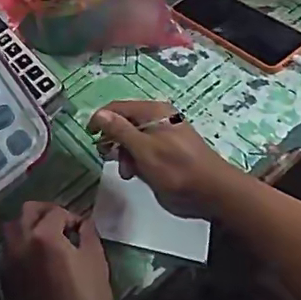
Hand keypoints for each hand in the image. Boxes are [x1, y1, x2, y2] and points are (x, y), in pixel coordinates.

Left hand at [3, 202, 112, 299]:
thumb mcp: (97, 265)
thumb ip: (89, 236)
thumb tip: (83, 224)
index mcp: (43, 236)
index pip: (55, 212)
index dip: (71, 217)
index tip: (82, 230)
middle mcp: (20, 244)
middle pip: (26, 212)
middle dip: (45, 212)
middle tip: (62, 223)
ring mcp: (9, 263)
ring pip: (12, 230)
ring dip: (28, 226)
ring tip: (48, 239)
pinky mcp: (6, 281)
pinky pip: (9, 252)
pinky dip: (22, 246)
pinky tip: (39, 260)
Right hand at [88, 101, 248, 220]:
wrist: (211, 192)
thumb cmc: (176, 169)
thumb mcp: (143, 149)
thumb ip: (120, 130)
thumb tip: (99, 113)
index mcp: (153, 111)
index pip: (117, 108)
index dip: (100, 120)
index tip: (89, 138)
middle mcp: (157, 119)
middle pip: (124, 123)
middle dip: (114, 141)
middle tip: (108, 158)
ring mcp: (163, 136)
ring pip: (132, 140)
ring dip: (124, 155)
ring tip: (127, 172)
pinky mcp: (167, 152)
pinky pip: (143, 151)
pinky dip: (136, 161)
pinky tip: (138, 174)